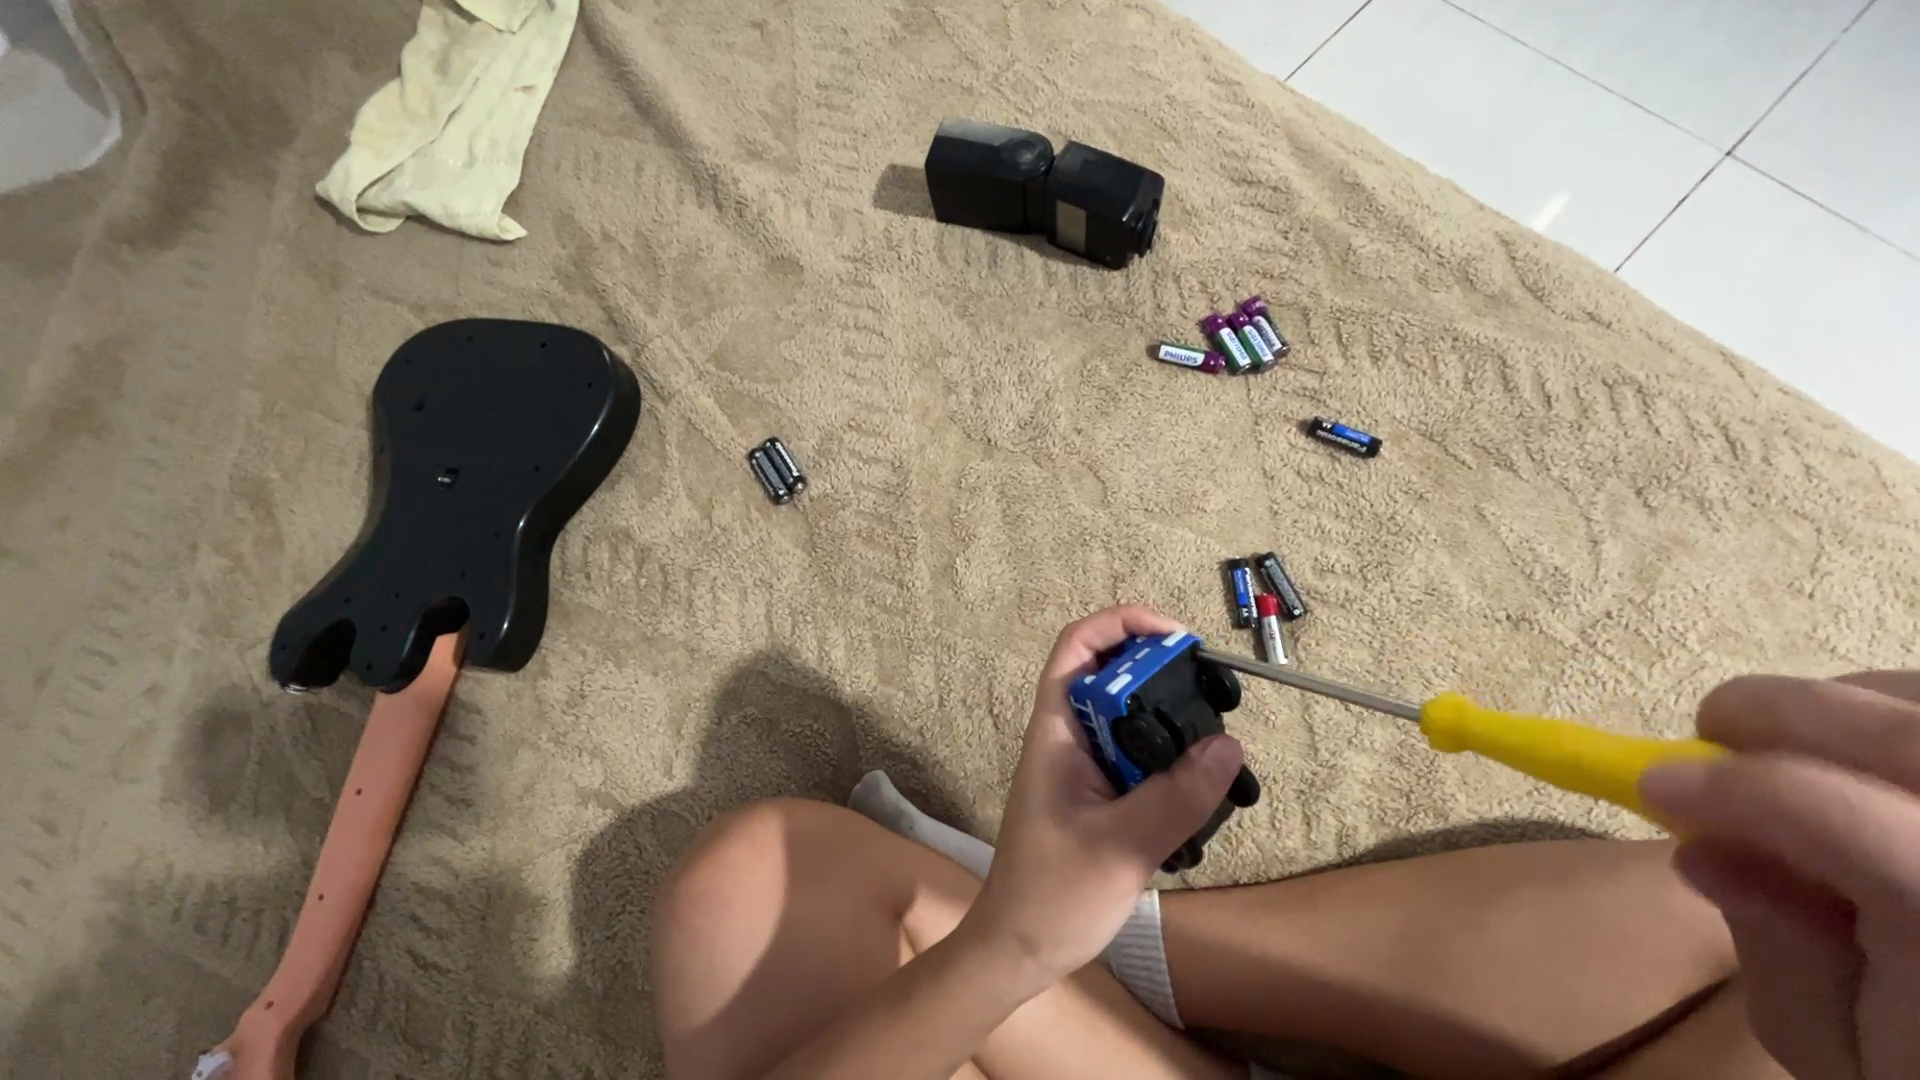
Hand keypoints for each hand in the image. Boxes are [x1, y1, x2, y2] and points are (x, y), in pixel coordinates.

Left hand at [959, 605, 1245, 987]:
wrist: (1021, 948)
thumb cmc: (1054, 895)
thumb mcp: (1122, 846)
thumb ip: (1176, 797)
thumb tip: (1230, 746)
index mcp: (1056, 731)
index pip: (1078, 647)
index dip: (1122, 622)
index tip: (1177, 637)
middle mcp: (1070, 738)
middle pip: (1114, 676)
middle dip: (1163, 674)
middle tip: (1215, 696)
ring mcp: (1085, 767)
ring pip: (1132, 721)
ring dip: (1173, 725)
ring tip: (1218, 747)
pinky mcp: (1101, 796)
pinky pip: (1141, 760)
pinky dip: (1172, 764)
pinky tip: (1202, 791)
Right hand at [1640, 672, 1919, 1079]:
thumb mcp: (1836, 1049)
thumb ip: (1772, 948)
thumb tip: (1706, 852)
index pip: (1820, 806)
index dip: (1718, 785)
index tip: (1647, 788)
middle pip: (1884, 723)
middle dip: (1768, 712)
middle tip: (1711, 738)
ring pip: (1917, 697)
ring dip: (1845, 709)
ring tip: (1803, 758)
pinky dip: (1890, 716)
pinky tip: (1872, 769)